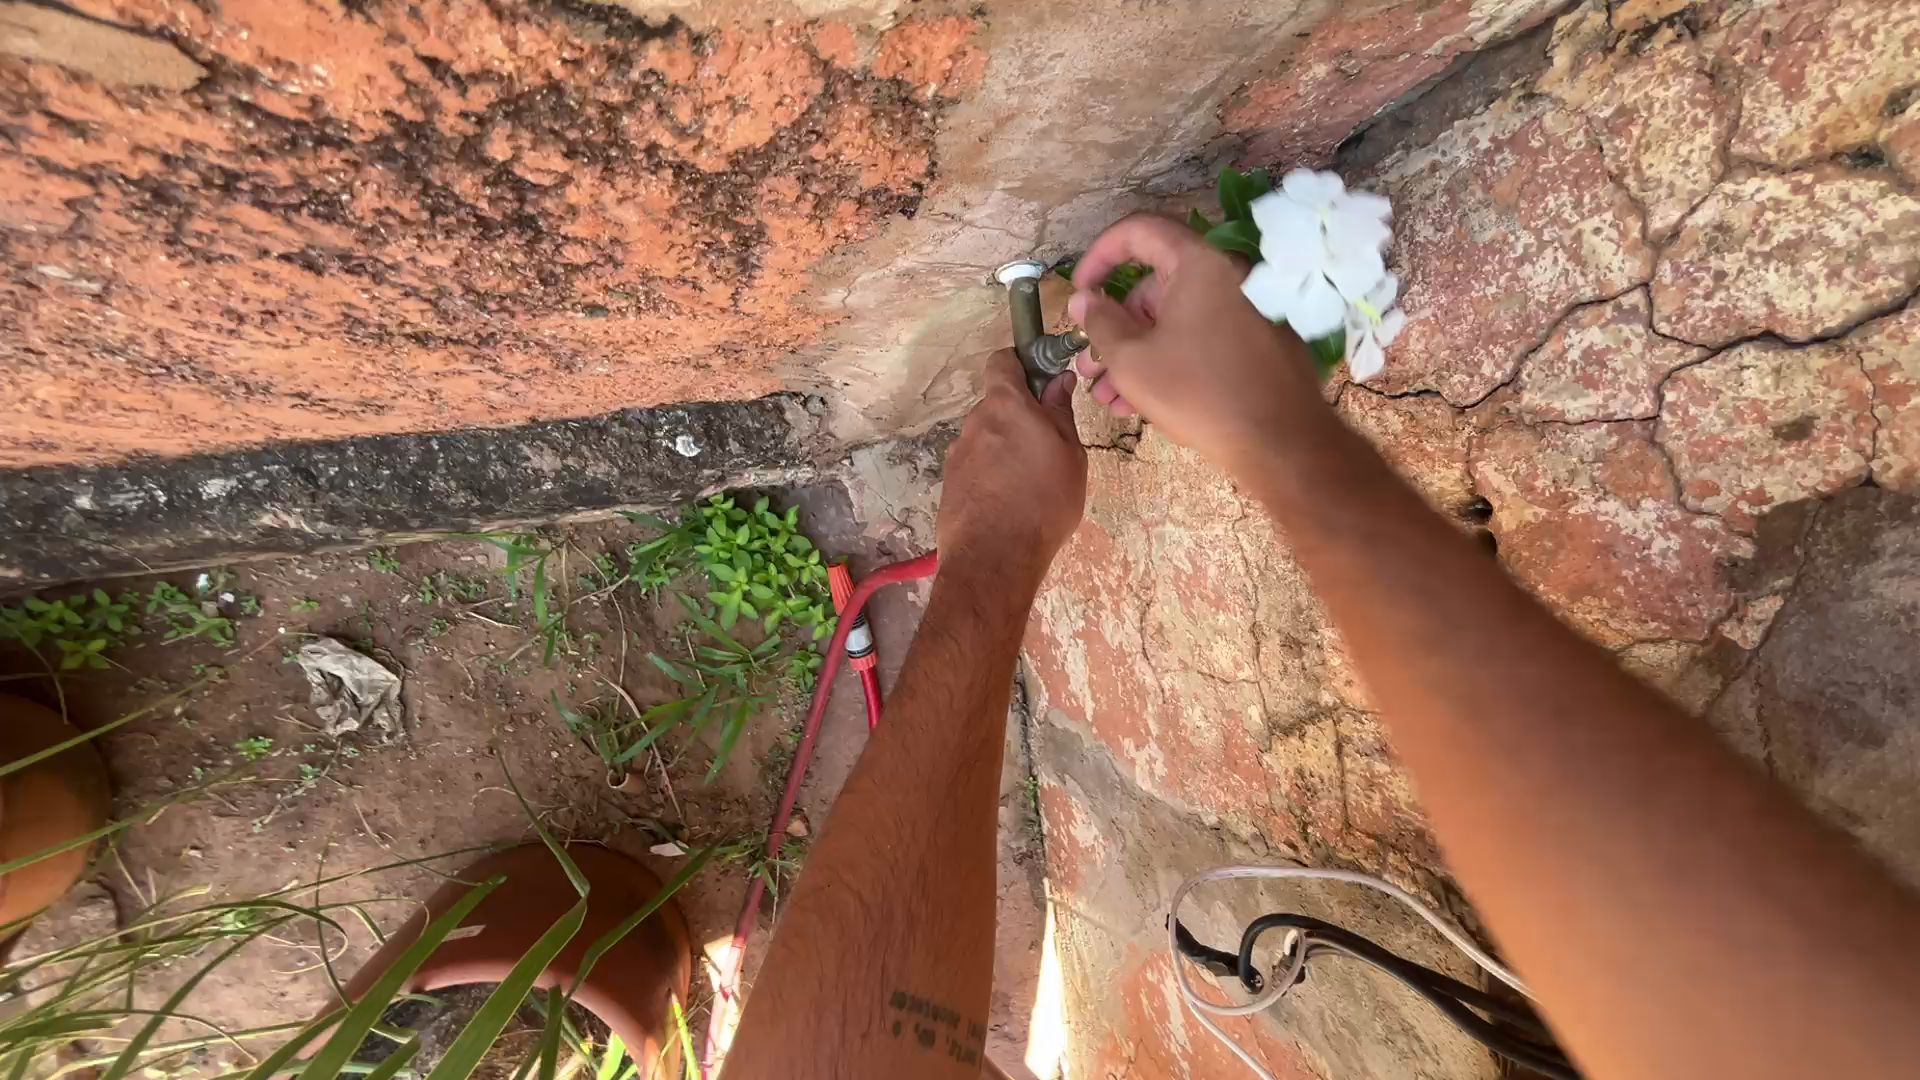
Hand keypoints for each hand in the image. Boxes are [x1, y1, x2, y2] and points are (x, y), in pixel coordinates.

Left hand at [936, 350, 1086, 579]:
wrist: (994, 557)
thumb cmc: (1043, 500)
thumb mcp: (1069, 454)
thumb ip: (1059, 413)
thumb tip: (1057, 381)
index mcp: (1004, 405)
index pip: (1002, 362)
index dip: (1020, 366)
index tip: (1040, 384)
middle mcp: (974, 423)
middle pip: (997, 408)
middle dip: (1018, 421)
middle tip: (1046, 450)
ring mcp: (956, 455)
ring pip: (986, 441)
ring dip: (1004, 453)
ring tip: (1028, 486)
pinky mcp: (948, 484)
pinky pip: (975, 469)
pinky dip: (990, 477)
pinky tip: (1007, 504)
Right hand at [1070, 214, 1334, 474]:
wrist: (1277, 440)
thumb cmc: (1198, 393)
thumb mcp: (1131, 360)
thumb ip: (1099, 323)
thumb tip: (1083, 300)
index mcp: (1197, 264)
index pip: (1139, 231)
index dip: (1099, 256)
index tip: (1080, 291)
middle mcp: (1225, 276)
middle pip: (1153, 288)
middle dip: (1113, 328)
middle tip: (1089, 364)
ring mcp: (1243, 310)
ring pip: (1173, 321)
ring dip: (1134, 355)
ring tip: (1107, 395)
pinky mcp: (1255, 342)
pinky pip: (1199, 339)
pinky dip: (1167, 361)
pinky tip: (1140, 401)